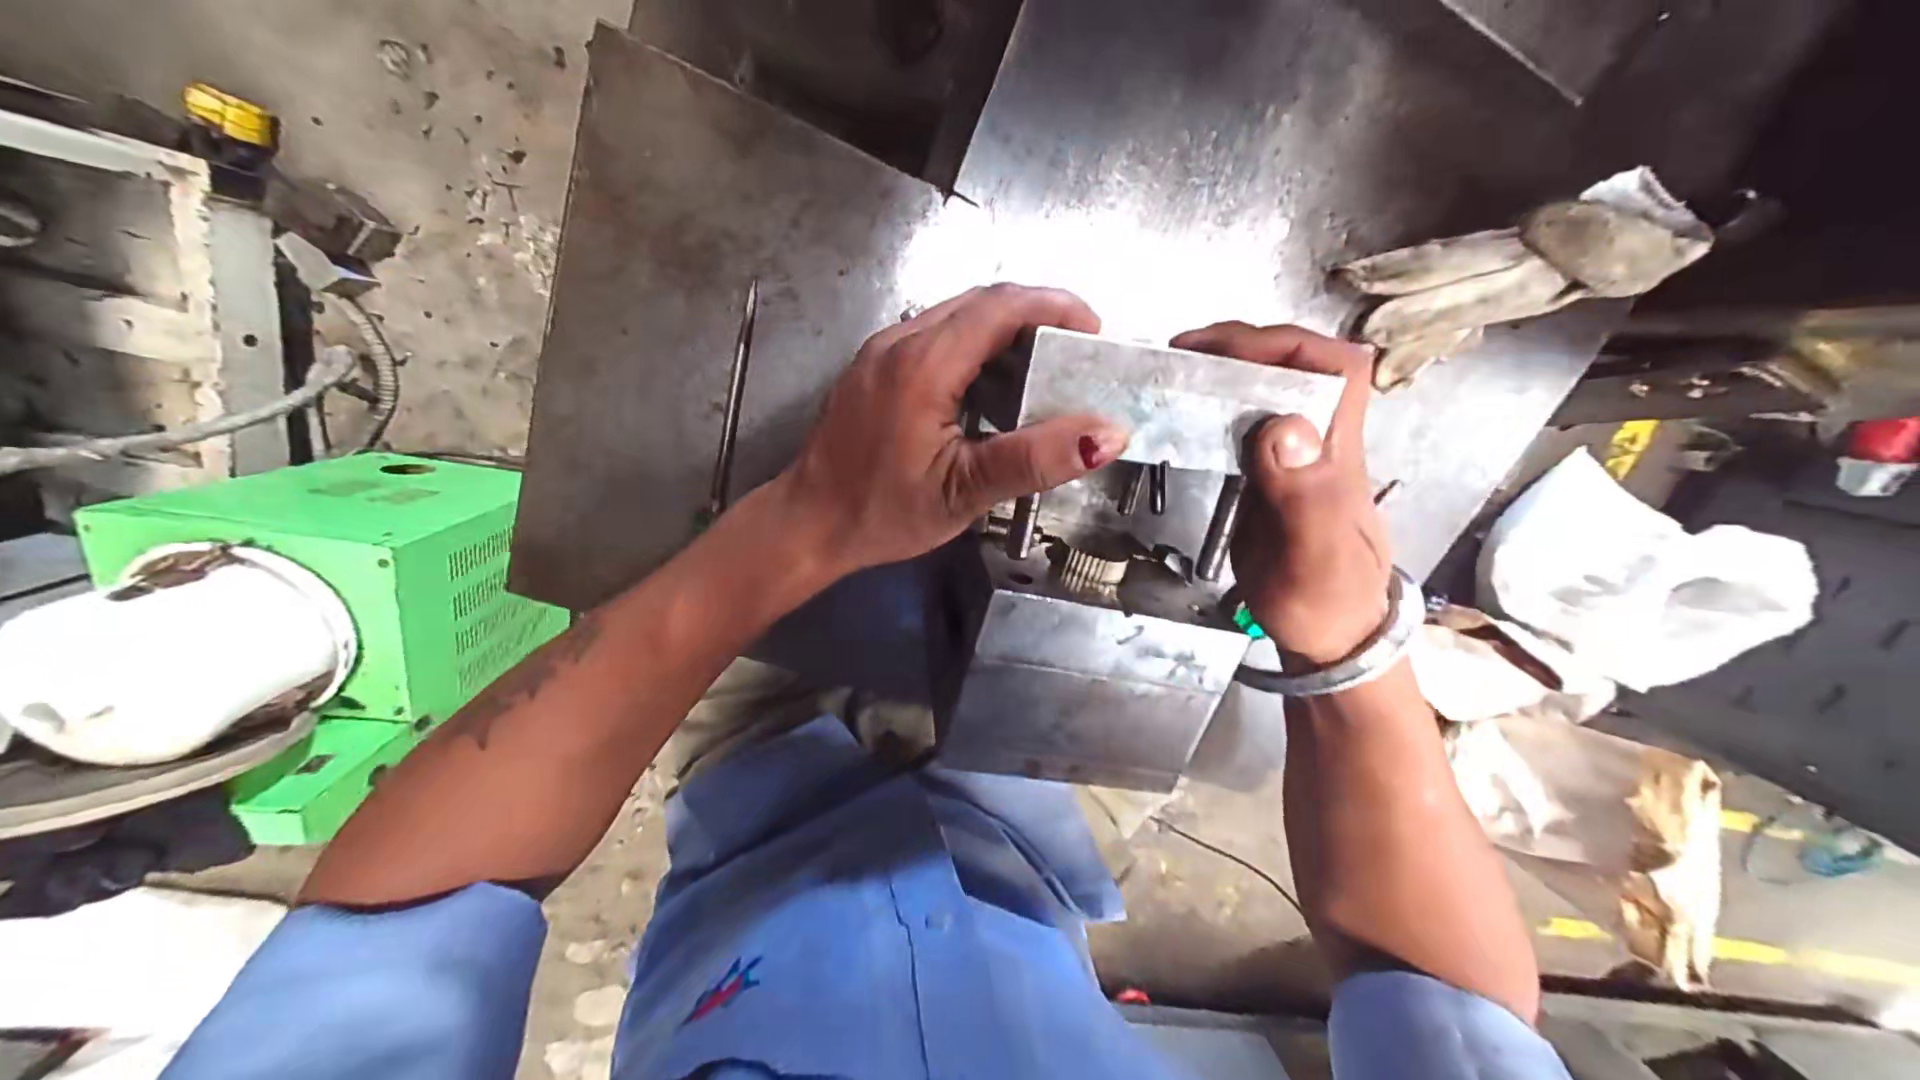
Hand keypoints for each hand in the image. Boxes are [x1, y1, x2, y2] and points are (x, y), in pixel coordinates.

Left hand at [776, 285, 1130, 574]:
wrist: (808, 523)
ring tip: (1043, 364)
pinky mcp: (871, 369)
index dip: (1054, 306)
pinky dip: (973, 344)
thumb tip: (1106, 434)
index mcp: (922, 365)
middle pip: (978, 301)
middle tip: (1075, 349)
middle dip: (1035, 313)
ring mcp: (879, 352)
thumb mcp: (964, 492)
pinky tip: (990, 382)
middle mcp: (897, 343)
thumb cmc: (882, 513)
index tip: (1093, 329)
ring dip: (1004, 327)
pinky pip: (932, 335)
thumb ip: (1034, 459)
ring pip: (954, 315)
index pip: (1000, 306)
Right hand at [1170, 323, 1389, 664]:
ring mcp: (1294, 459)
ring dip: (1225, 373)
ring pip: (1269, 391)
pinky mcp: (1268, 477)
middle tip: (1181, 358)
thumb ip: (1306, 495)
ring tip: (1175, 378)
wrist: (1329, 636)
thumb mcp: (1318, 557)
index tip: (1223, 349)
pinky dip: (1216, 408)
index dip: (1282, 343)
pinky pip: (1246, 424)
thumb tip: (1283, 426)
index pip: (1333, 366)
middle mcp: (1320, 443)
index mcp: (1339, 453)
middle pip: (1297, 367)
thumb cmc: (1326, 601)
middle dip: (1242, 348)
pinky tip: (1185, 416)